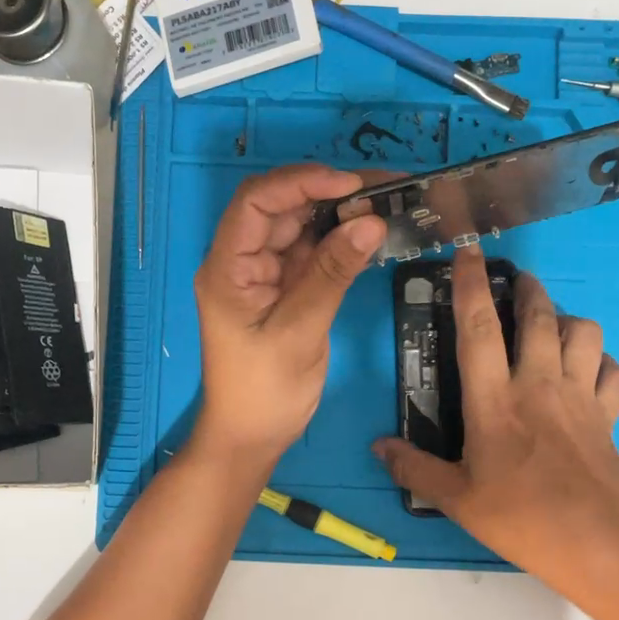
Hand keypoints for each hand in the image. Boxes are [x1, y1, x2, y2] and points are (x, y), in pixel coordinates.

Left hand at [192, 164, 387, 462]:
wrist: (252, 437)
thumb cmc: (262, 392)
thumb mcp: (299, 332)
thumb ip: (332, 274)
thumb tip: (371, 222)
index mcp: (227, 267)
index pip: (256, 202)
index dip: (300, 182)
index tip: (350, 184)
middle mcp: (243, 262)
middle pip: (283, 209)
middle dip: (330, 193)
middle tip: (386, 187)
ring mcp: (266, 275)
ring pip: (303, 229)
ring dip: (342, 215)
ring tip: (391, 202)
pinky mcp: (287, 290)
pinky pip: (315, 255)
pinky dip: (342, 244)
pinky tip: (376, 234)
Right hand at [373, 247, 618, 611]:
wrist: (602, 545)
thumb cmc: (523, 520)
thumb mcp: (457, 500)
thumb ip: (415, 469)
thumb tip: (378, 447)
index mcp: (495, 400)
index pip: (479, 328)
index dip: (470, 285)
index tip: (467, 252)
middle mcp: (540, 384)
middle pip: (538, 316)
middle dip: (526, 287)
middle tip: (515, 278)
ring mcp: (580, 397)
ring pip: (583, 332)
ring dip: (565, 317)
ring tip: (549, 322)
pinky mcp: (608, 415)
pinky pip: (612, 370)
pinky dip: (600, 360)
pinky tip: (588, 369)